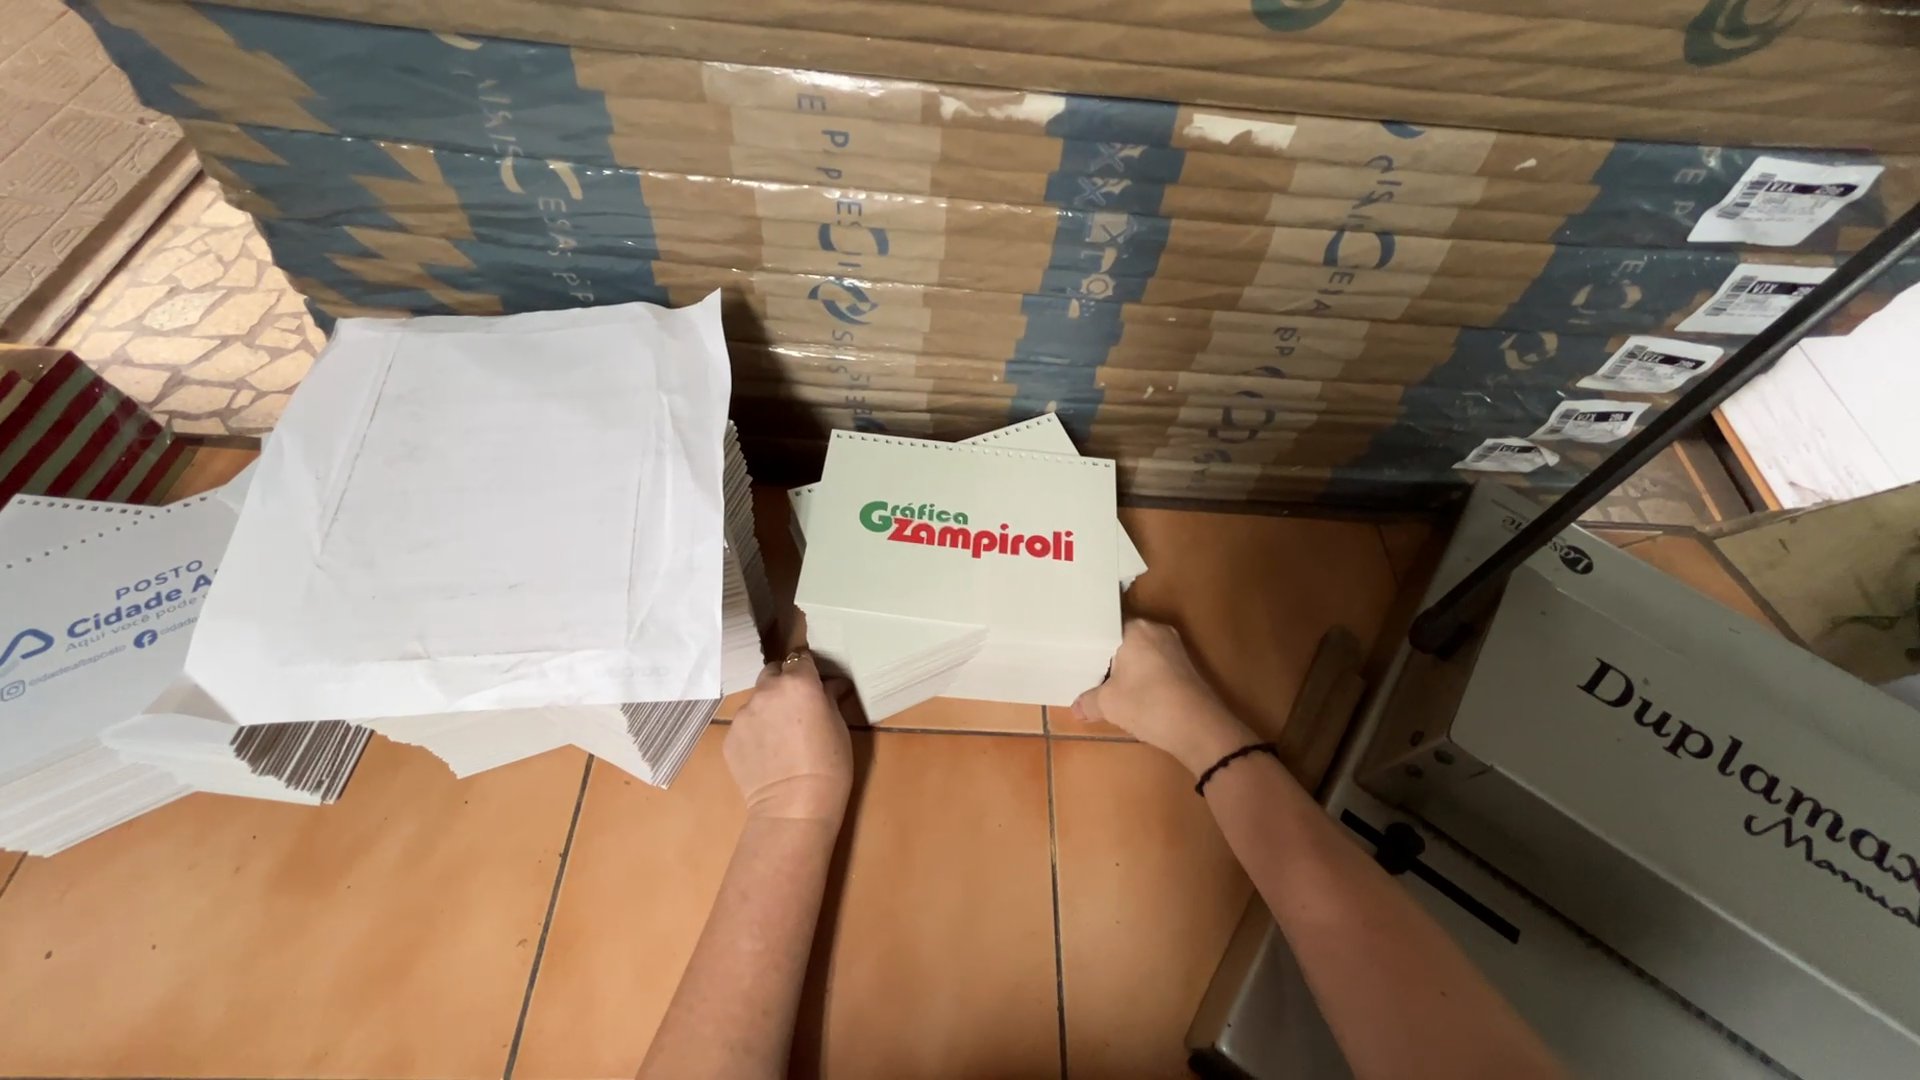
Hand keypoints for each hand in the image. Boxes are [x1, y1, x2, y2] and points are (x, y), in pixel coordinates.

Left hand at [725, 650, 853, 822]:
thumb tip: (831, 685)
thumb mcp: (839, 726)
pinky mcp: (729, 736)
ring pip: (756, 699)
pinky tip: (766, 753)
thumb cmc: (829, 765)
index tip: (813, 681)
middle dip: (783, 683)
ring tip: (779, 736)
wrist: (794, 806)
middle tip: (796, 707)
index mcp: (798, 682)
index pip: (800, 658)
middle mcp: (767, 690)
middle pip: (773, 672)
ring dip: (767, 708)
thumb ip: (829, 697)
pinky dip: (754, 731)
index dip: (807, 668)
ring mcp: (744, 713)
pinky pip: (744, 724)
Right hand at [1073, 619, 1256, 777]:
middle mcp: (1156, 630)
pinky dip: (1142, 677)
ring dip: (1125, 668)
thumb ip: (1087, 702)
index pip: (1105, 626)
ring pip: (1140, 653)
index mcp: (1136, 628)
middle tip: (1084, 669)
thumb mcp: (1108, 704)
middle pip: (1123, 639)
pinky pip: (1154, 665)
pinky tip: (1131, 693)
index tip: (1075, 653)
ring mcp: (1174, 648)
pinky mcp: (1185, 667)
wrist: (1199, 728)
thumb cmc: (1147, 704)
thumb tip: (1075, 709)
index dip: (1089, 641)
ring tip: (1104, 683)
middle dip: (1106, 656)